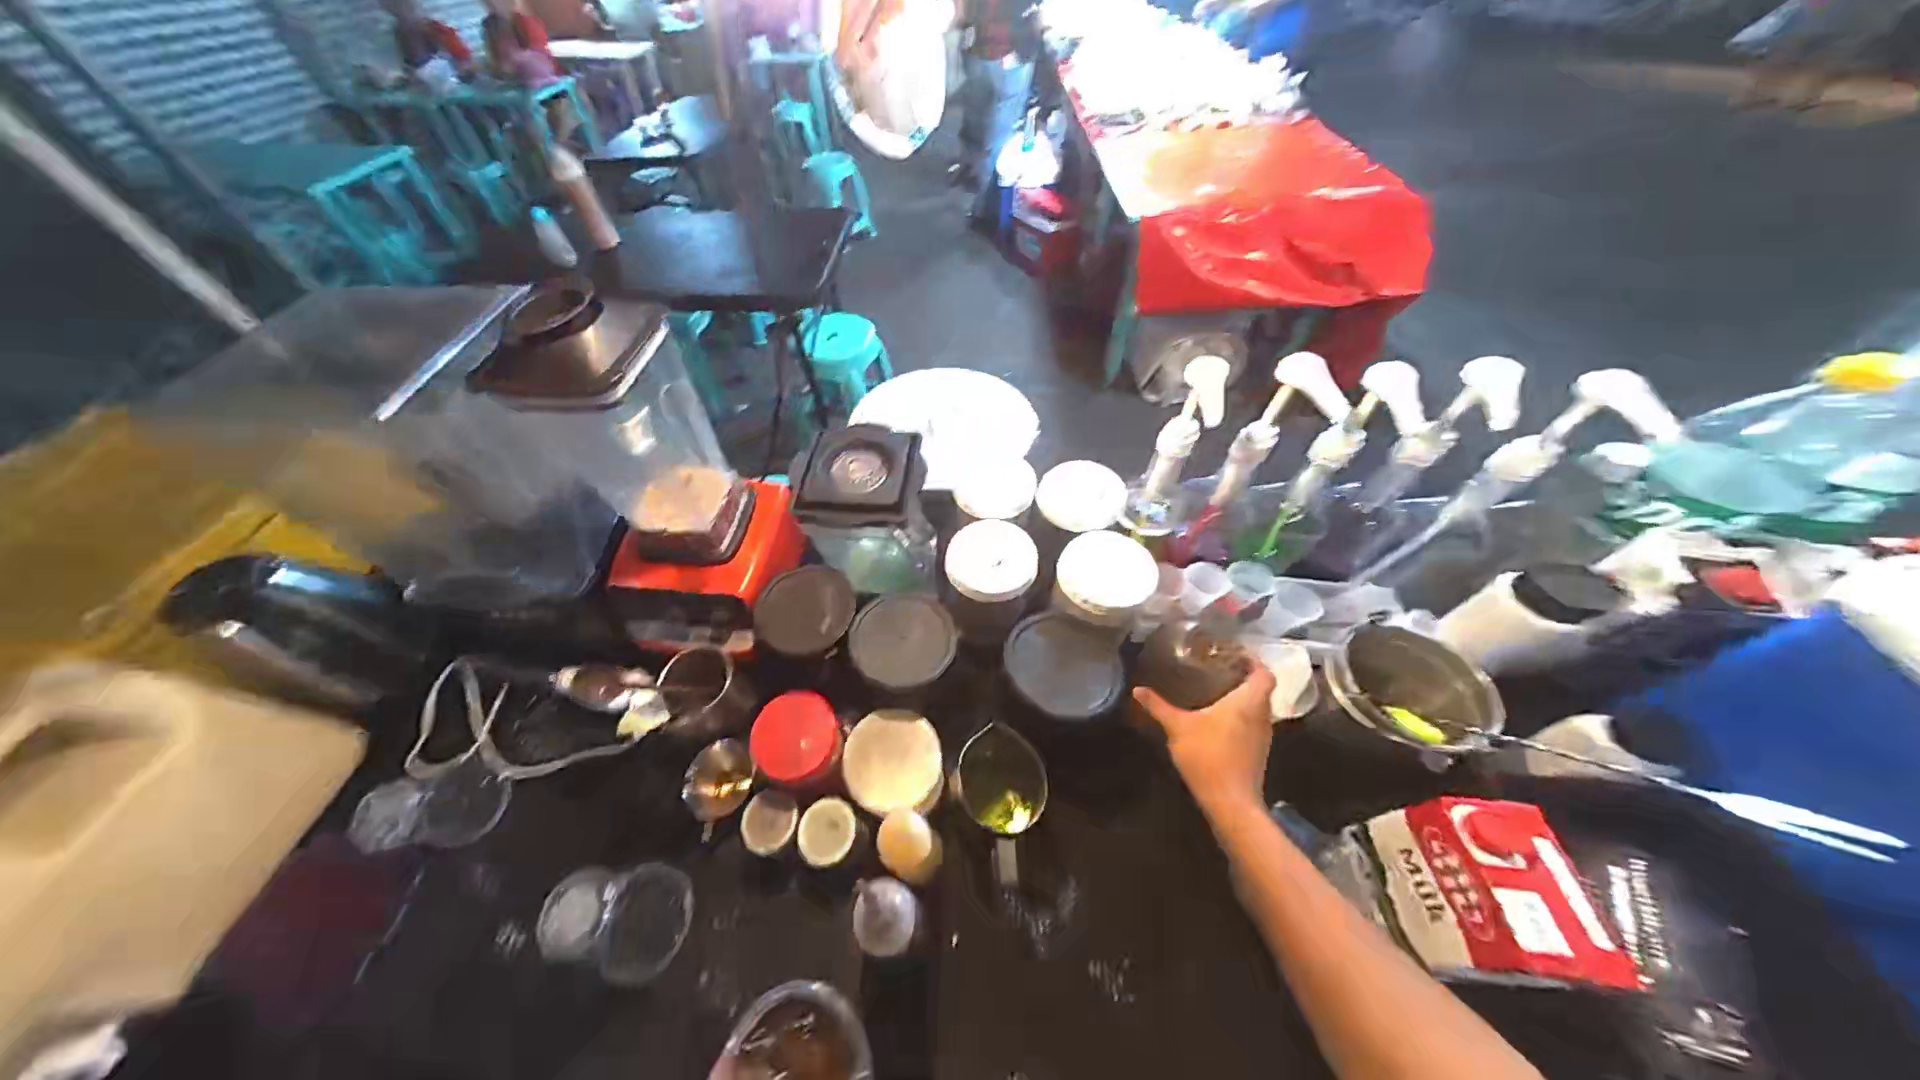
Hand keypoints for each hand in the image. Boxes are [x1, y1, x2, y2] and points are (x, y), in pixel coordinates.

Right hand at [1133, 664, 1276, 818]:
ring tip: (1217, 691)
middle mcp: (1262, 716)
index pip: (1264, 673)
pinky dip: (1240, 717)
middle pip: (1262, 690)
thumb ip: (1158, 706)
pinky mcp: (1257, 752)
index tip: (1235, 654)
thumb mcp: (1177, 727)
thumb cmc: (1208, 756)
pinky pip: (1253, 725)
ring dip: (1243, 699)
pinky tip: (1218, 721)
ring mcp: (1263, 736)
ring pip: (1258, 709)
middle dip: (1244, 678)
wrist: (1230, 802)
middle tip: (1220, 669)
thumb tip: (1137, 689)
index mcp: (1248, 702)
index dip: (1254, 661)